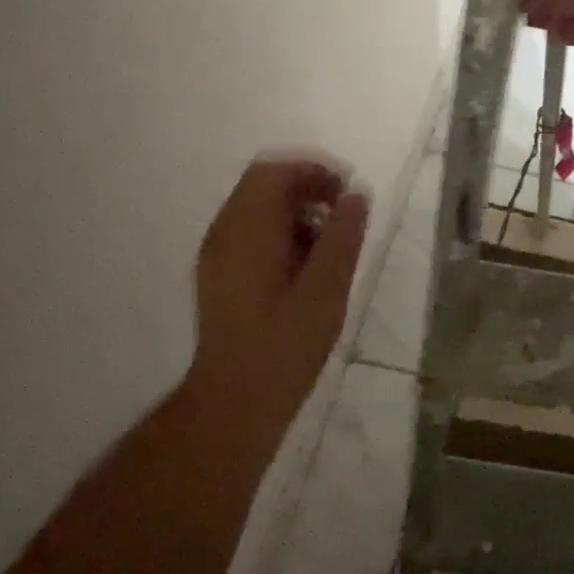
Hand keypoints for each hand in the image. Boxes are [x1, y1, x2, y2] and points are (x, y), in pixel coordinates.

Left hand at [183, 155, 370, 434]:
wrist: (234, 403)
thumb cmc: (285, 345)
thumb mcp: (327, 289)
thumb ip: (343, 235)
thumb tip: (356, 194)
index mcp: (246, 231)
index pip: (273, 171)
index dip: (314, 170)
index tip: (348, 192)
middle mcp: (224, 234)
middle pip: (263, 184)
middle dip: (309, 189)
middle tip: (345, 216)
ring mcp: (217, 256)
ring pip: (258, 209)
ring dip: (298, 212)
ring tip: (331, 246)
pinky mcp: (220, 276)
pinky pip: (251, 233)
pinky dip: (283, 233)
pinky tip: (307, 268)